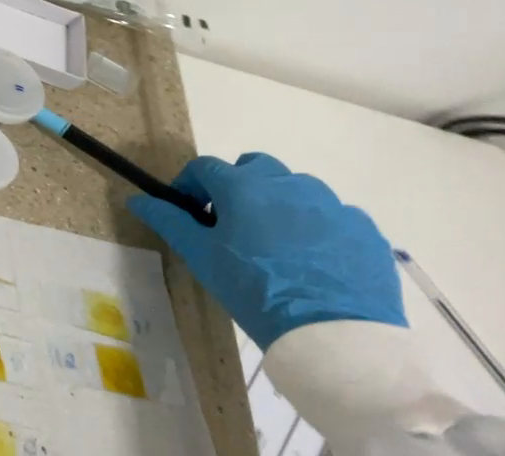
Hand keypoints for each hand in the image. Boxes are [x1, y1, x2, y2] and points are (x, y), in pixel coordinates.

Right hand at [128, 153, 404, 349]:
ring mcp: (333, 207)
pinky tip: (315, 257)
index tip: (190, 211)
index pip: (206, 167)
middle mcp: (289, 185)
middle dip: (239, 185)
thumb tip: (137, 199)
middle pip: (255, 167)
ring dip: (281, 203)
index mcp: (244, 187)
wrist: (334, 337)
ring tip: (278, 241)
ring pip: (298, 189)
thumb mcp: (201, 256)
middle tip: (234, 223)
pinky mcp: (366, 232)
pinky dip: (320, 226)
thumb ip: (168, 220)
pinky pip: (336, 216)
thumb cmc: (254, 289)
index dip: (191, 185)